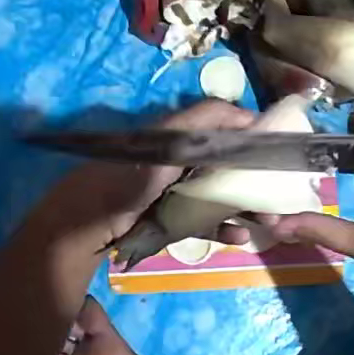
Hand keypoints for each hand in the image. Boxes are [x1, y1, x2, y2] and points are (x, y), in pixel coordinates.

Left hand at [42, 99, 256, 249]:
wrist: (76, 234)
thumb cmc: (118, 187)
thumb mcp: (160, 152)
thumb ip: (197, 128)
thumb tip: (244, 116)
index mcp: (172, 138)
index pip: (216, 122)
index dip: (247, 128)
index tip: (276, 142)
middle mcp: (173, 160)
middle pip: (221, 162)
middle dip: (252, 177)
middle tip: (278, 194)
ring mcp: (169, 191)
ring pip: (215, 194)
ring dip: (243, 206)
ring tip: (268, 221)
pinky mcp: (164, 219)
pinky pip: (199, 220)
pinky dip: (220, 227)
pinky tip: (240, 238)